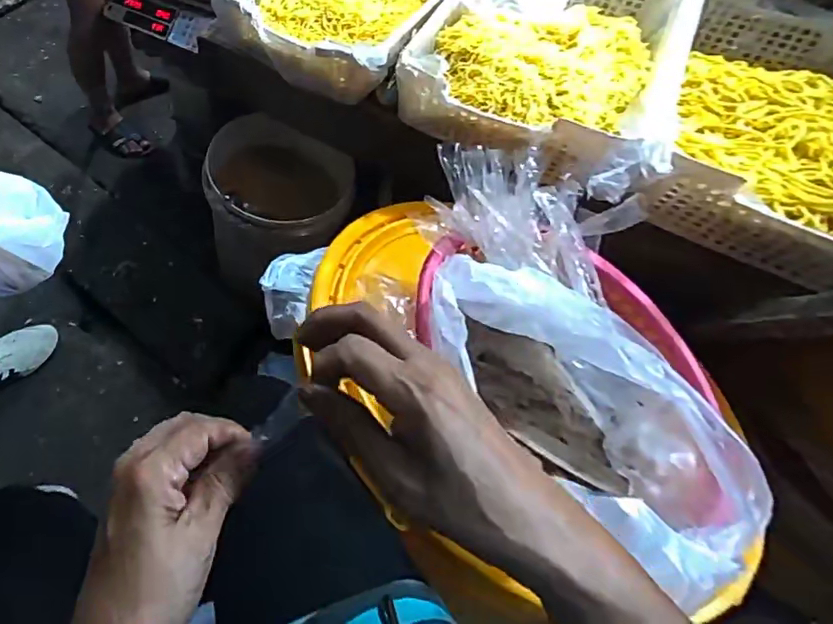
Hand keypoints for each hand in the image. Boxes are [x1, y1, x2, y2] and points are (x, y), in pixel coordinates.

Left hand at [72, 414, 259, 623]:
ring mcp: (123, 473)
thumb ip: (224, 484)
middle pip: (179, 426)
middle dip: (215, 433)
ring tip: (233, 465)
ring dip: (199, 444)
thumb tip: (252, 449)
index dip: (230, 431)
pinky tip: (204, 478)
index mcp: (147, 466)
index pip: (195, 429)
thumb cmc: (160, 586)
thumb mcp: (199, 536)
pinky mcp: (123, 489)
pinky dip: (183, 458)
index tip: (260, 446)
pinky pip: (157, 455)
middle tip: (249, 455)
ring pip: (168, 437)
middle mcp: (130, 458)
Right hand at [297, 305, 683, 623]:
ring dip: (345, 326)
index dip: (320, 362)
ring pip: (382, 321)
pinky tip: (356, 364)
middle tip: (299, 340)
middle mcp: (425, 362)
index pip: (350, 348)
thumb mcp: (396, 479)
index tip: (310, 389)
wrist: (532, 517)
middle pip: (365, 314)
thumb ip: (349, 428)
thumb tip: (309, 392)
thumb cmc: (462, 505)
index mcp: (413, 389)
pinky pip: (396, 337)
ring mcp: (439, 362)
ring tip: (319, 348)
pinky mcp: (447, 372)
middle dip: (326, 319)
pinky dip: (365, 338)